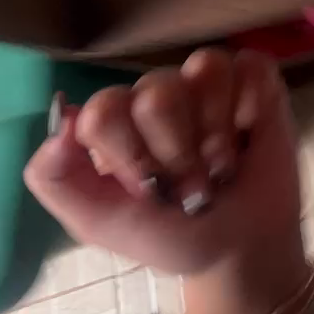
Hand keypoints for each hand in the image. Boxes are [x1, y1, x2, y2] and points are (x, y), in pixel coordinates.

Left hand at [24, 48, 302, 277]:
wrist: (238, 248)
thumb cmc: (170, 234)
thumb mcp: (101, 222)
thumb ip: (59, 178)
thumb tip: (62, 116)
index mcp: (118, 121)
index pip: (105, 108)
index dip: (129, 152)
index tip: (147, 189)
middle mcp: (160, 92)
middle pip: (157, 91)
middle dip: (178, 151)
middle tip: (191, 185)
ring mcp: (207, 82)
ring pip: (206, 67)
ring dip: (217, 128)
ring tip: (222, 164)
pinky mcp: (255, 79)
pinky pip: (250, 66)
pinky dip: (251, 103)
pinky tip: (248, 131)